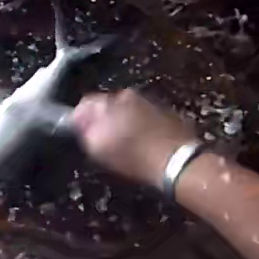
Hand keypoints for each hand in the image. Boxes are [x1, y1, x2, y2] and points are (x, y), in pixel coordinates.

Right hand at [71, 90, 197, 187]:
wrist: (178, 163)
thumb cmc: (134, 156)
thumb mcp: (98, 148)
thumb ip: (84, 131)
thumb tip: (79, 123)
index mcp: (108, 101)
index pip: (84, 103)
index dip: (80, 119)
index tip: (82, 134)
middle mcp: (129, 96)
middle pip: (107, 105)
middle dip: (103, 120)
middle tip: (103, 141)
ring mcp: (150, 102)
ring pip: (127, 110)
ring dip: (123, 123)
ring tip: (125, 145)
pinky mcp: (168, 113)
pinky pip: (145, 117)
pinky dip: (141, 126)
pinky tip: (143, 144)